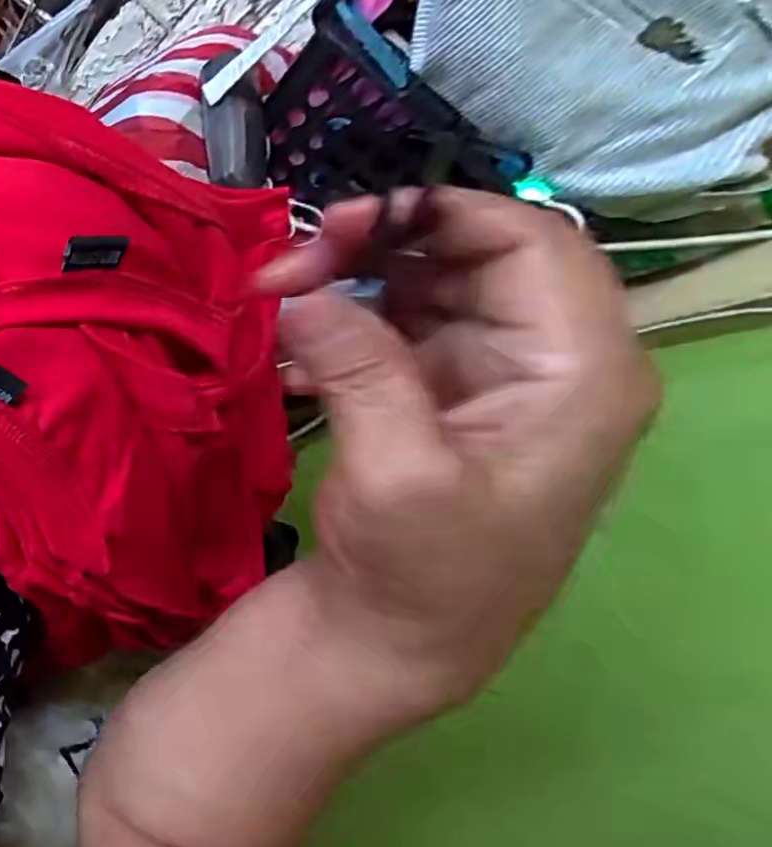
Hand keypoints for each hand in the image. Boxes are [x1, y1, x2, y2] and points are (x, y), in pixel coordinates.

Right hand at [256, 187, 657, 712]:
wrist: (391, 633)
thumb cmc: (422, 564)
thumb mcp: (398, 468)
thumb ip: (361, 368)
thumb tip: (302, 291)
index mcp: (576, 368)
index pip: (528, 244)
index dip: (437, 213)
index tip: (337, 223)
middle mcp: (537, 358)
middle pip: (464, 258)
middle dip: (371, 248)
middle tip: (282, 270)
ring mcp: (477, 376)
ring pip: (415, 290)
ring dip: (341, 286)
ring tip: (271, 306)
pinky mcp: (425, 396)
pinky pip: (380, 333)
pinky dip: (329, 331)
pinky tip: (289, 359)